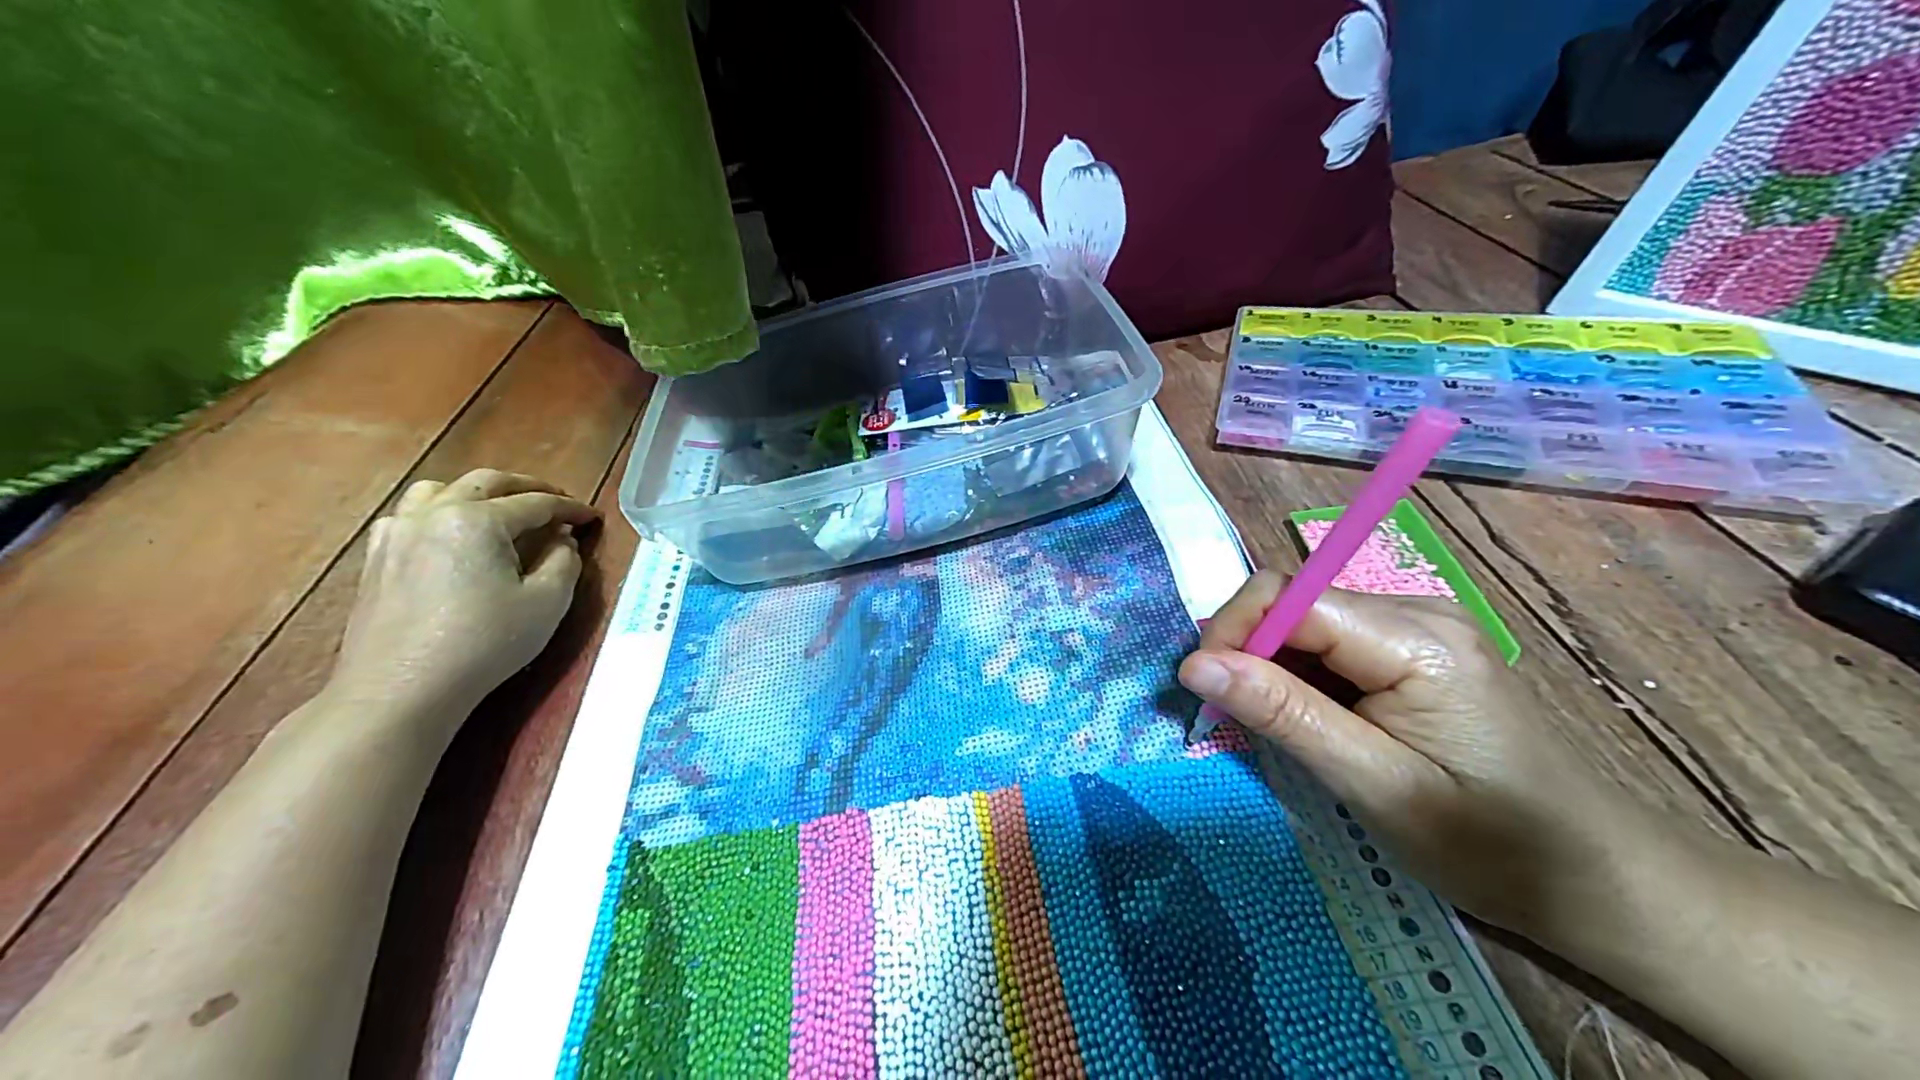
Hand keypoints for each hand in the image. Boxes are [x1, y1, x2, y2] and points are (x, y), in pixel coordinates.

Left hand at [330, 469, 598, 721]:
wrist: (402, 689)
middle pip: (487, 483)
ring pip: (441, 489)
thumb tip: (561, 540)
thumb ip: (564, 561)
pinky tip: (455, 535)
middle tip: (557, 502)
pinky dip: (442, 511)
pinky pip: (412, 514)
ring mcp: (397, 532)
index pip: (536, 503)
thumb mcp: (547, 603)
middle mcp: (433, 513)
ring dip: (480, 492)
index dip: (570, 508)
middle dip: (528, 488)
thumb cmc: (484, 644)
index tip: (593, 517)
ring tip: (502, 510)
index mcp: (477, 519)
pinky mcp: (377, 557)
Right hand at [1179, 572, 1640, 934]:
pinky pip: (1330, 641)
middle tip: (1226, 712)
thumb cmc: (1489, 843)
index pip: (1291, 597)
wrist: (1597, 878)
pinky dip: (1296, 674)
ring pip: (1306, 620)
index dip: (1232, 632)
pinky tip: (1301, 715)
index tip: (1200, 689)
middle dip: (1245, 648)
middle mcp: (1418, 611)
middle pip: (1295, 601)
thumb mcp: (1374, 784)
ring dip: (1267, 664)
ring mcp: (1419, 626)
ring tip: (1259, 721)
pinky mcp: (1414, 648)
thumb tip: (1195, 665)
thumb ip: (1284, 714)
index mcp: (1418, 640)